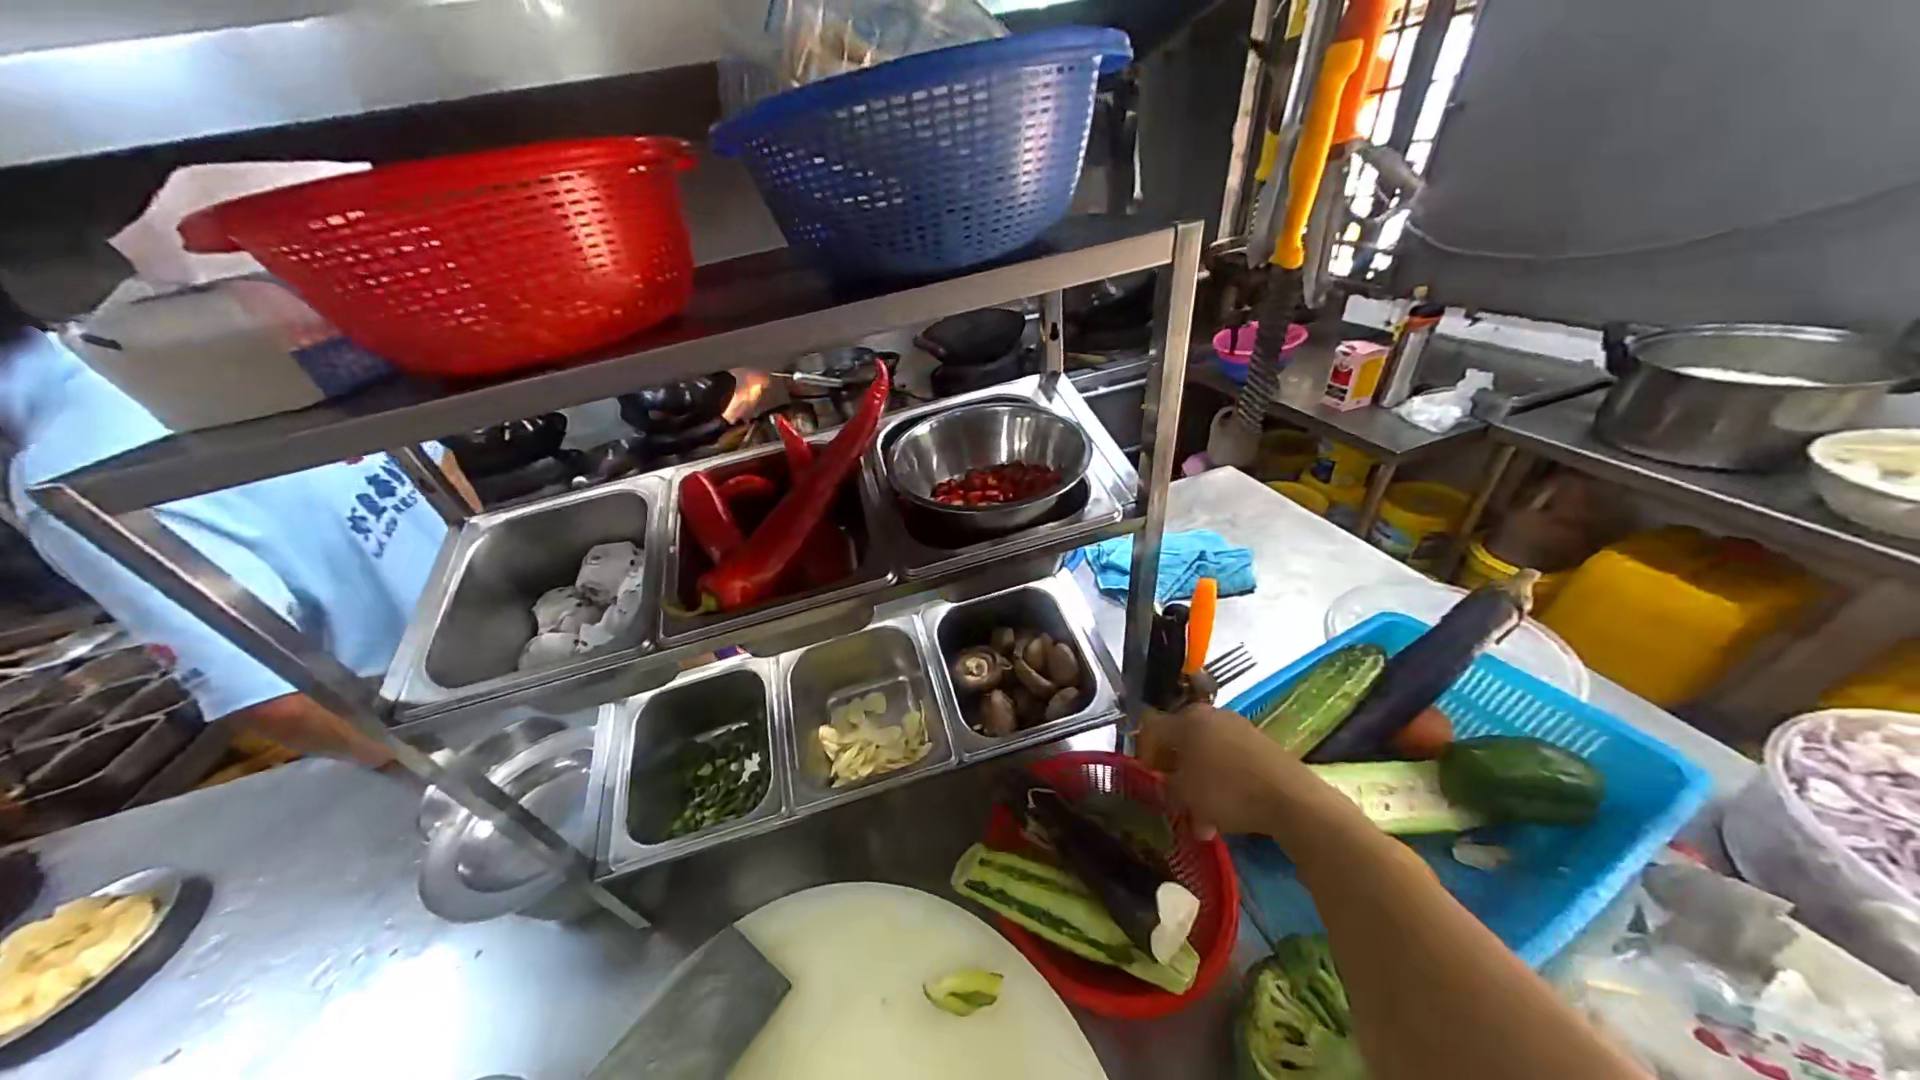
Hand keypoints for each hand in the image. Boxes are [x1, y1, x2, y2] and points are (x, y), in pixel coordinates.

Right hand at [1138, 702, 1353, 840]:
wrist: (1291, 799)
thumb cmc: (1226, 791)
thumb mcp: (1184, 794)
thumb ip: (1165, 786)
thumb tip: (1163, 785)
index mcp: (1185, 719)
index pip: (1151, 730)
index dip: (1144, 756)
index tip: (1148, 781)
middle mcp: (1210, 715)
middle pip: (1180, 741)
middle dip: (1175, 772)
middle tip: (1174, 798)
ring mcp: (1238, 727)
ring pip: (1206, 754)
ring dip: (1200, 783)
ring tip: (1204, 818)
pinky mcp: (1260, 744)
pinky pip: (1229, 760)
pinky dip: (1222, 782)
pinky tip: (1227, 812)